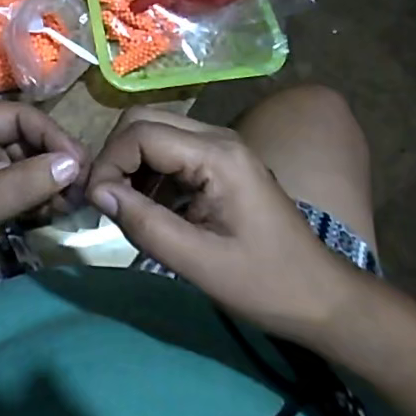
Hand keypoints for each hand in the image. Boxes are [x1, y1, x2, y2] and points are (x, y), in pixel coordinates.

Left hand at [0, 102, 85, 315]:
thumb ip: (27, 182)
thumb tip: (75, 163)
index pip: (20, 116)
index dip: (51, 134)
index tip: (78, 161)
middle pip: (32, 139)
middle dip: (58, 159)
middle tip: (85, 183)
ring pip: (36, 166)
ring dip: (57, 182)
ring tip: (76, 202)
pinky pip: (33, 191)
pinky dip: (49, 199)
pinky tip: (62, 212)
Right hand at [86, 108, 359, 340]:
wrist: (321, 295)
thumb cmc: (264, 284)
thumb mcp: (199, 263)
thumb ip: (145, 224)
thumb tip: (96, 192)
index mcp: (217, 154)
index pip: (142, 133)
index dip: (109, 162)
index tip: (95, 203)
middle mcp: (218, 136)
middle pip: (145, 120)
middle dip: (117, 156)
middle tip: (105, 202)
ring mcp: (221, 145)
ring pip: (156, 131)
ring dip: (132, 164)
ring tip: (125, 209)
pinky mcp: (221, 161)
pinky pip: (172, 150)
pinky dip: (150, 172)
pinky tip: (150, 208)